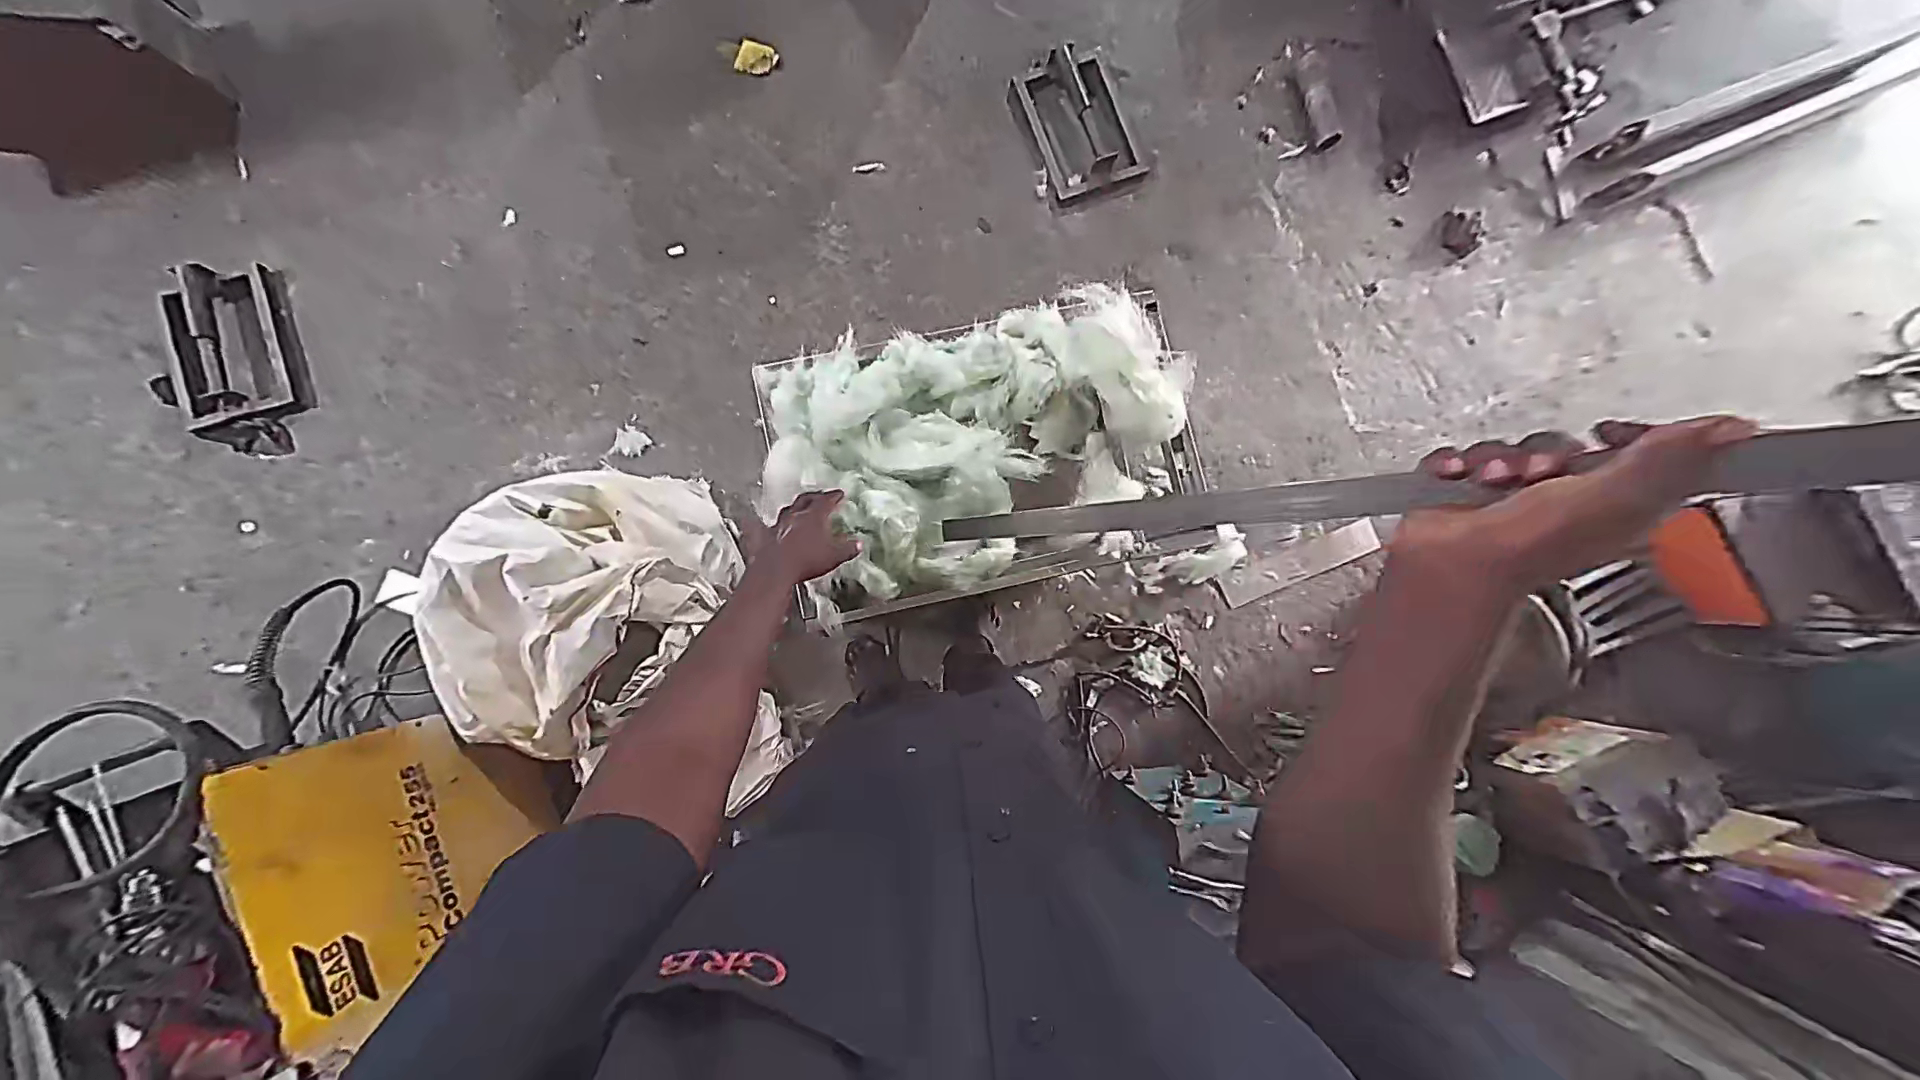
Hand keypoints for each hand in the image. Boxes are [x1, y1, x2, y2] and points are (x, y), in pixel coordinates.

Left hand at [756, 491, 860, 586]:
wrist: (776, 571)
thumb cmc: (806, 560)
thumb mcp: (835, 556)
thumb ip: (848, 549)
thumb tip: (857, 545)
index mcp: (814, 516)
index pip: (826, 500)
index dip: (834, 496)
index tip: (839, 494)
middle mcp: (795, 516)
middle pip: (805, 500)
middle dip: (814, 496)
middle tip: (820, 496)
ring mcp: (778, 525)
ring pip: (788, 510)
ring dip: (795, 508)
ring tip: (799, 510)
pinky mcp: (765, 538)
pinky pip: (770, 527)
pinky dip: (775, 526)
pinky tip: (773, 528)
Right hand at [1399, 415, 1756, 588]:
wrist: (1454, 561)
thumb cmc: (1528, 546)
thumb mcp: (1614, 497)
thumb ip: (1668, 459)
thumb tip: (1730, 429)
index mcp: (1611, 509)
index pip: (1632, 459)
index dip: (1626, 439)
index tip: (1612, 432)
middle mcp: (1561, 505)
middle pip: (1563, 450)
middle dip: (1545, 452)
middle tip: (1538, 469)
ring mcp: (1507, 503)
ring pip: (1509, 452)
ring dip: (1496, 458)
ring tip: (1491, 478)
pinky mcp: (1462, 499)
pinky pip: (1460, 461)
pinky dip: (1454, 464)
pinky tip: (1457, 476)